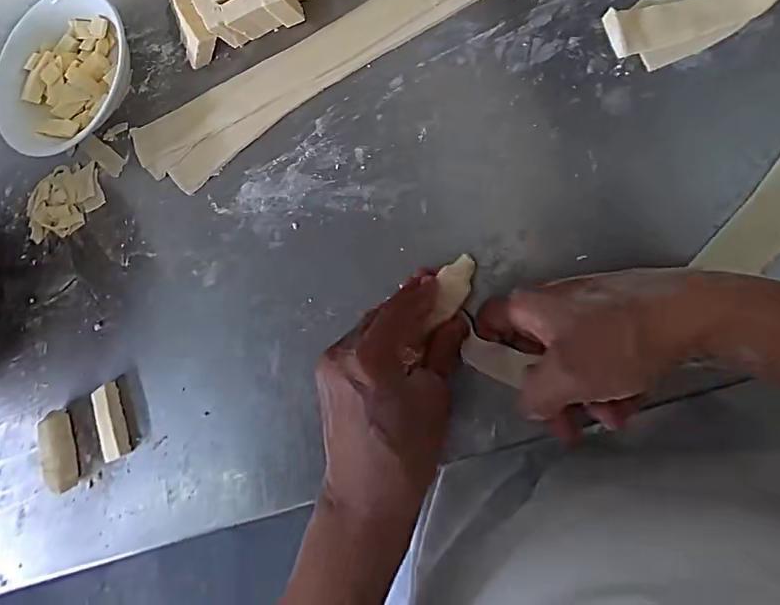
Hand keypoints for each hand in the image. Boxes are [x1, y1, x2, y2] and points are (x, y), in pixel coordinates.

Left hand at [314, 272, 468, 526]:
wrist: (363, 500)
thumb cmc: (406, 454)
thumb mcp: (434, 398)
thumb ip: (441, 352)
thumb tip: (453, 321)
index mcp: (368, 357)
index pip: (399, 311)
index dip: (421, 293)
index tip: (440, 278)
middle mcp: (342, 351)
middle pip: (381, 315)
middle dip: (407, 302)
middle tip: (433, 286)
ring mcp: (329, 362)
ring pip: (368, 327)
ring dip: (394, 317)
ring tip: (420, 308)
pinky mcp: (327, 375)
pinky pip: (358, 343)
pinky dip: (380, 335)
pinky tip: (398, 336)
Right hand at [476, 268, 711, 440]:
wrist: (685, 315)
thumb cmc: (616, 341)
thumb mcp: (565, 377)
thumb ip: (533, 396)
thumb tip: (528, 404)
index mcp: (531, 306)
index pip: (489, 322)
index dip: (490, 353)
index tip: (509, 386)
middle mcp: (554, 303)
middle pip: (534, 353)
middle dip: (552, 392)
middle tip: (569, 423)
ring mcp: (588, 311)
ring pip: (572, 362)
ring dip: (587, 395)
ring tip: (613, 414)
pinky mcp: (618, 322)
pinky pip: (602, 359)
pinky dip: (611, 382)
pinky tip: (631, 400)